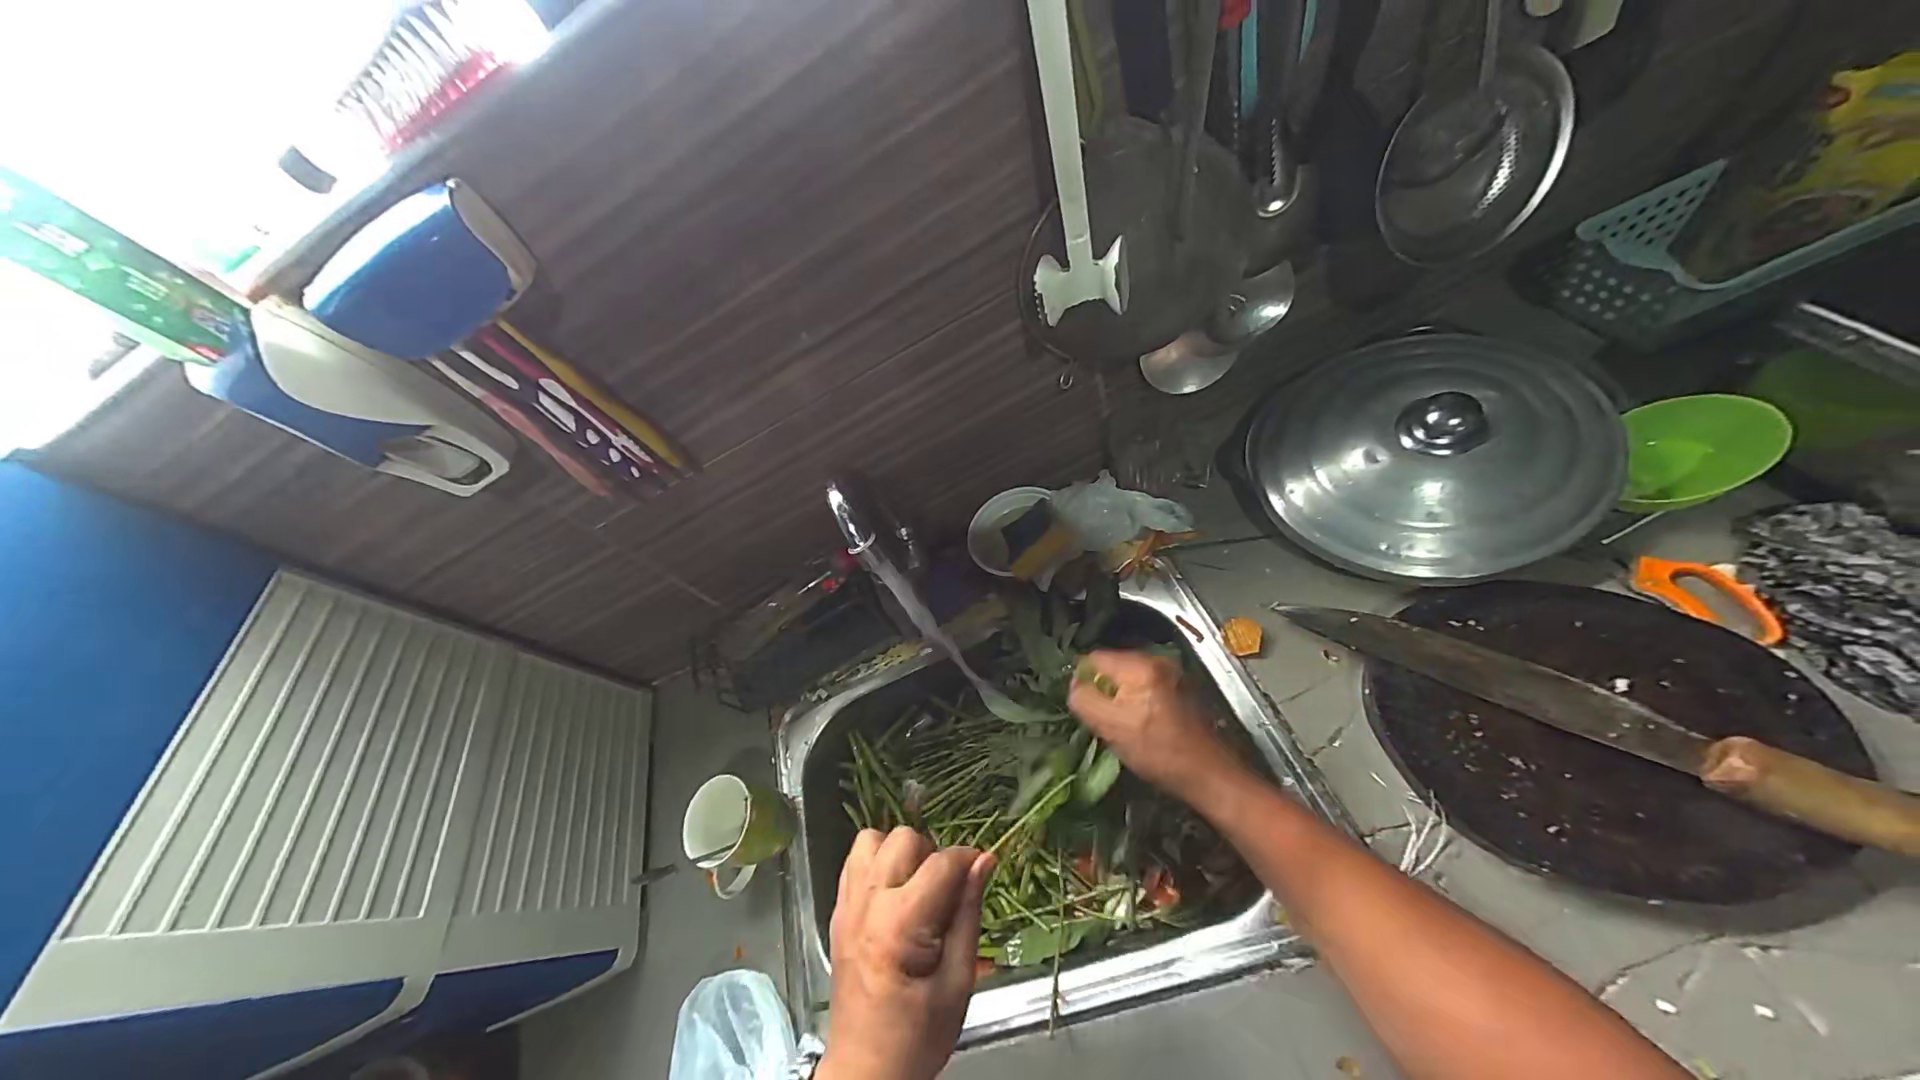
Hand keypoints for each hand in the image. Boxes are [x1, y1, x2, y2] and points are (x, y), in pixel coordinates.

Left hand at [818, 827, 994, 1079]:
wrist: (865, 1070)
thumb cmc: (916, 1036)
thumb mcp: (958, 982)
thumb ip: (969, 913)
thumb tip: (985, 861)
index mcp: (899, 925)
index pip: (941, 863)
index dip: (968, 859)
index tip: (983, 868)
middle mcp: (867, 904)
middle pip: (904, 838)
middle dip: (932, 854)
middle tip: (947, 890)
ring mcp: (847, 905)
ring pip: (872, 839)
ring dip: (900, 852)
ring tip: (917, 885)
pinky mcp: (837, 911)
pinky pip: (854, 861)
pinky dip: (877, 862)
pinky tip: (894, 891)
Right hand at [1068, 649, 1247, 802]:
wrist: (1210, 775)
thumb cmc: (1159, 752)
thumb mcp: (1110, 727)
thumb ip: (1084, 699)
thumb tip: (1074, 684)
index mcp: (1140, 666)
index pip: (1093, 658)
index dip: (1083, 681)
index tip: (1087, 708)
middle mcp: (1157, 660)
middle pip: (1110, 666)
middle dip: (1102, 690)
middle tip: (1104, 719)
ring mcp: (1171, 673)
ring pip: (1126, 678)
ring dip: (1118, 698)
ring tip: (1123, 726)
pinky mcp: (1179, 688)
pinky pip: (1143, 687)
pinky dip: (1136, 701)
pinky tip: (1141, 725)